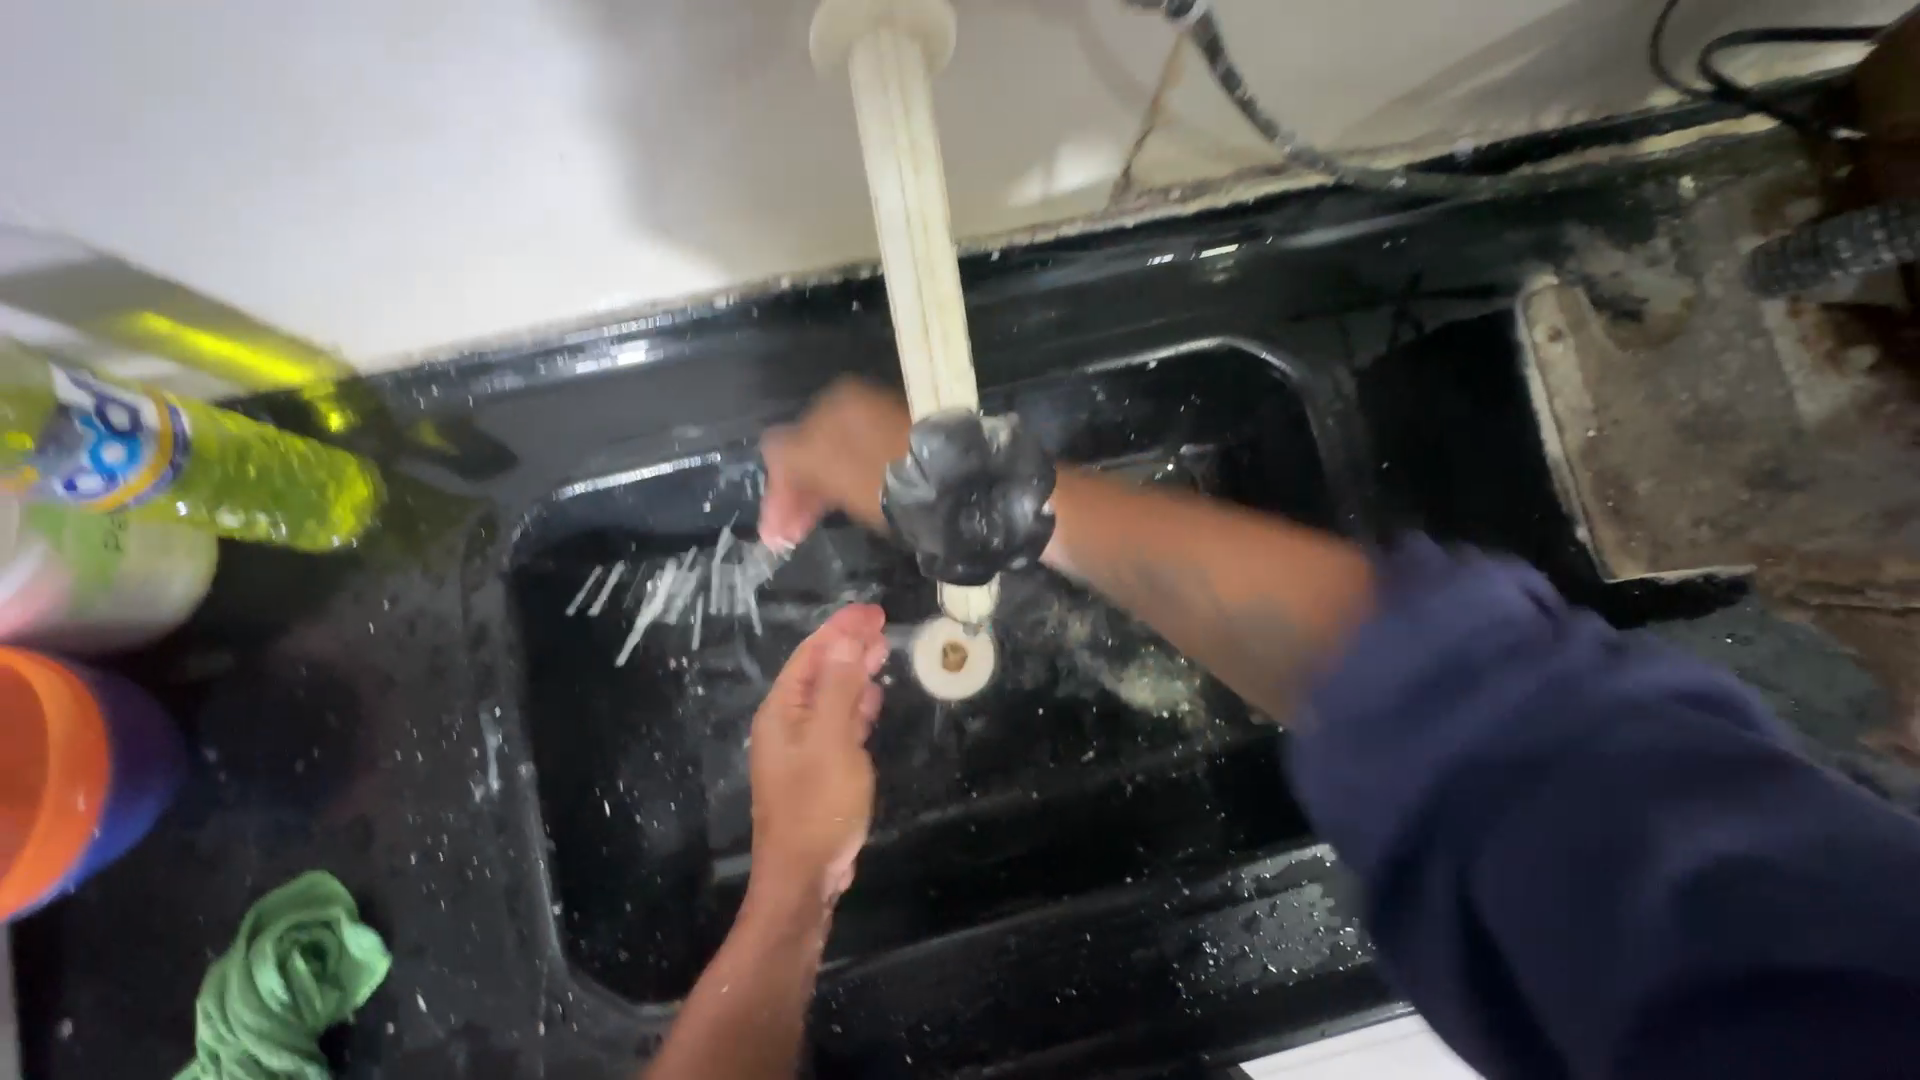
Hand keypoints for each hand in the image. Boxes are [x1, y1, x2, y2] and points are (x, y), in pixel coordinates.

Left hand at [748, 603, 889, 908]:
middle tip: (883, 626)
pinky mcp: (819, 769)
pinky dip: (856, 705)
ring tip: (882, 652)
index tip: (873, 611)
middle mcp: (787, 724)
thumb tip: (846, 639)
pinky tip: (873, 700)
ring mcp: (802, 748)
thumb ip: (840, 689)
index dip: (841, 629)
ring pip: (830, 696)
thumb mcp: (833, 742)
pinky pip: (838, 723)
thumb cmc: (818, 805)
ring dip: (854, 672)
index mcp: (782, 711)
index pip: (812, 654)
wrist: (804, 876)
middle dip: (849, 645)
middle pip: (819, 671)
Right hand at [759, 378, 911, 550]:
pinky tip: (830, 511)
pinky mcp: (896, 445)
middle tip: (785, 536)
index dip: (777, 489)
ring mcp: (877, 426)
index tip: (773, 529)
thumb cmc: (881, 477)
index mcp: (835, 404)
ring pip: (831, 461)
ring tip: (802, 530)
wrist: (948, 482)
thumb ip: (789, 458)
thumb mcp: (826, 467)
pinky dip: (837, 487)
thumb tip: (770, 455)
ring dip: (812, 494)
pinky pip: (854, 465)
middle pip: (809, 453)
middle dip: (794, 494)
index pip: (785, 447)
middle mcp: (854, 408)